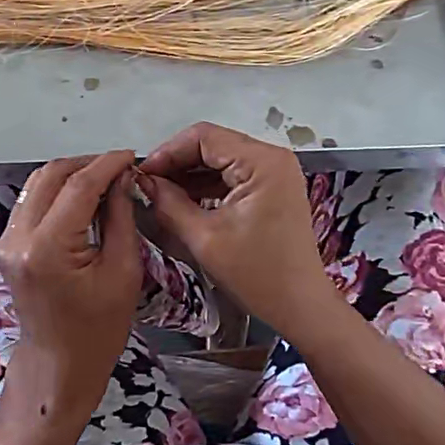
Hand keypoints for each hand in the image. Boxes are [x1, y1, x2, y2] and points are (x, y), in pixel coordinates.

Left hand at [0, 150, 142, 419]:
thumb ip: (120, 217)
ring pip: (36, 184)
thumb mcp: (123, 272)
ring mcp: (7, 239)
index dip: (106, 165)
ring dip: (70, 175)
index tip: (128, 156)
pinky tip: (81, 197)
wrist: (59, 363)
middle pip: (50, 176)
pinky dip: (56, 191)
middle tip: (118, 168)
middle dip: (86, 165)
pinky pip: (31, 201)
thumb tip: (121, 179)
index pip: (77, 187)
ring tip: (103, 180)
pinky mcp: (7, 242)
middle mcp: (19, 238)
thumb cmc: (97, 331)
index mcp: (47, 248)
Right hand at [137, 122, 341, 340]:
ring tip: (159, 192)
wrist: (301, 308)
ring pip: (218, 158)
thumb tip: (143, 181)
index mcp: (262, 163)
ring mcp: (274, 172)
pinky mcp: (271, 187)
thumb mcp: (203, 237)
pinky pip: (230, 173)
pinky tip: (182, 199)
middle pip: (211, 144)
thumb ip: (168, 202)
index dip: (167, 152)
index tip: (143, 174)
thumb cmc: (256, 274)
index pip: (203, 137)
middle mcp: (272, 158)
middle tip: (147, 183)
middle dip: (176, 162)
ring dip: (188, 173)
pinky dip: (205, 183)